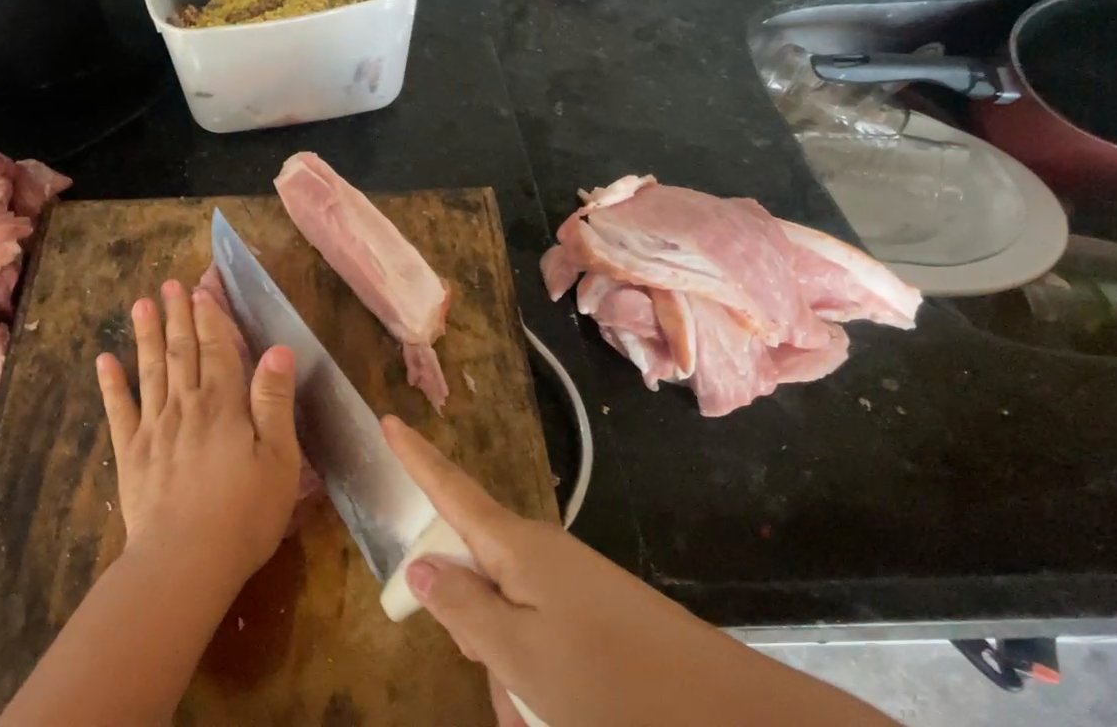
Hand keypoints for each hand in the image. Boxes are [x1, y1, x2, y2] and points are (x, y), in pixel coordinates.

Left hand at [96, 279, 301, 590]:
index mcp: (223, 405)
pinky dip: (111, 383)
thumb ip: (274, 402)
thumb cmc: (245, 513)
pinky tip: (105, 360)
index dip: (211, 320)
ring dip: (146, 336)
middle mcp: (186, 406)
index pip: (218, 351)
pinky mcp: (131, 453)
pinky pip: (119, 410)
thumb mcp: (278, 459)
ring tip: (140, 305)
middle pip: (182, 352)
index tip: (202, 293)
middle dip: (177, 316)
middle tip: (169, 285)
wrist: (185, 559)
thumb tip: (279, 349)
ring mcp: (154, 428)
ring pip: (150, 371)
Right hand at [382, 416, 900, 726]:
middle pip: (473, 568)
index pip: (450, 490)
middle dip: (468, 620)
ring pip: (506, 616)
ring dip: (507, 664)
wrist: (728, 714)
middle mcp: (542, 556)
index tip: (388, 420)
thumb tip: (423, 565)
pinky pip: (540, 638)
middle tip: (492, 664)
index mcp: (517, 548)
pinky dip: (537, 676)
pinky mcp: (596, 619)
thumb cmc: (610, 679)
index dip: (416, 458)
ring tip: (538, 708)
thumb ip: (461, 607)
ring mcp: (573, 587)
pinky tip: (558, 710)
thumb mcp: (517, 653)